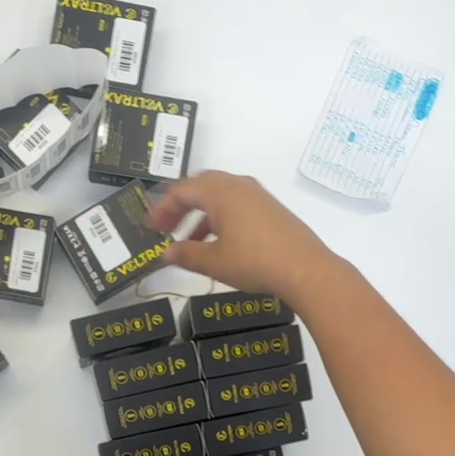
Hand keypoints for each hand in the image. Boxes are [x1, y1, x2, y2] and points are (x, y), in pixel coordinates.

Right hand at [147, 171, 342, 298]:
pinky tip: (218, 244)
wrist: (304, 268)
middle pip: (201, 186)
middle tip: (166, 228)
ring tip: (190, 242)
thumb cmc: (254, 262)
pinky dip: (219, 218)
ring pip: (219, 196)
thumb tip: (166, 253)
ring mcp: (257, 196)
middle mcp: (238, 186)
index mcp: (220, 193)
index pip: (182, 191)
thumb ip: (186, 255)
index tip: (150, 227)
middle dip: (180, 206)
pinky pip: (236, 205)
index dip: (162, 208)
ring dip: (200, 215)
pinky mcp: (270, 209)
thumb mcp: (213, 262)